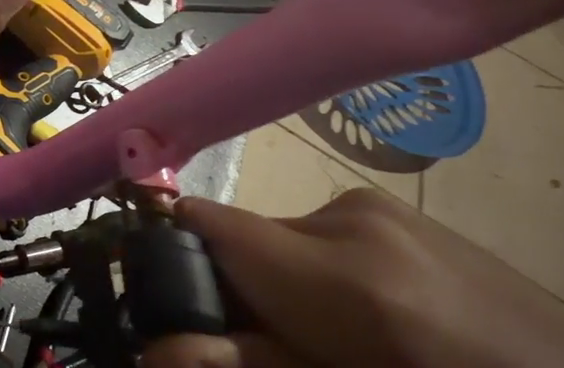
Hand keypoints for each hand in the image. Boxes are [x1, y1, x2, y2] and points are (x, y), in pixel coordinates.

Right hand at [141, 189, 563, 367]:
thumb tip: (152, 350)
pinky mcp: (411, 216)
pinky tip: (374, 323)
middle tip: (270, 346)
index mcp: (332, 271)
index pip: (200, 219)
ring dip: (286, 283)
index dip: (169, 252)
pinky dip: (328, 275)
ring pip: (289, 238)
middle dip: (240, 286)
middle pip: (245, 235)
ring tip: (337, 341)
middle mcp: (350, 218)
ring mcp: (386, 211)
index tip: (172, 301)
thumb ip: (244, 364)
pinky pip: (334, 236)